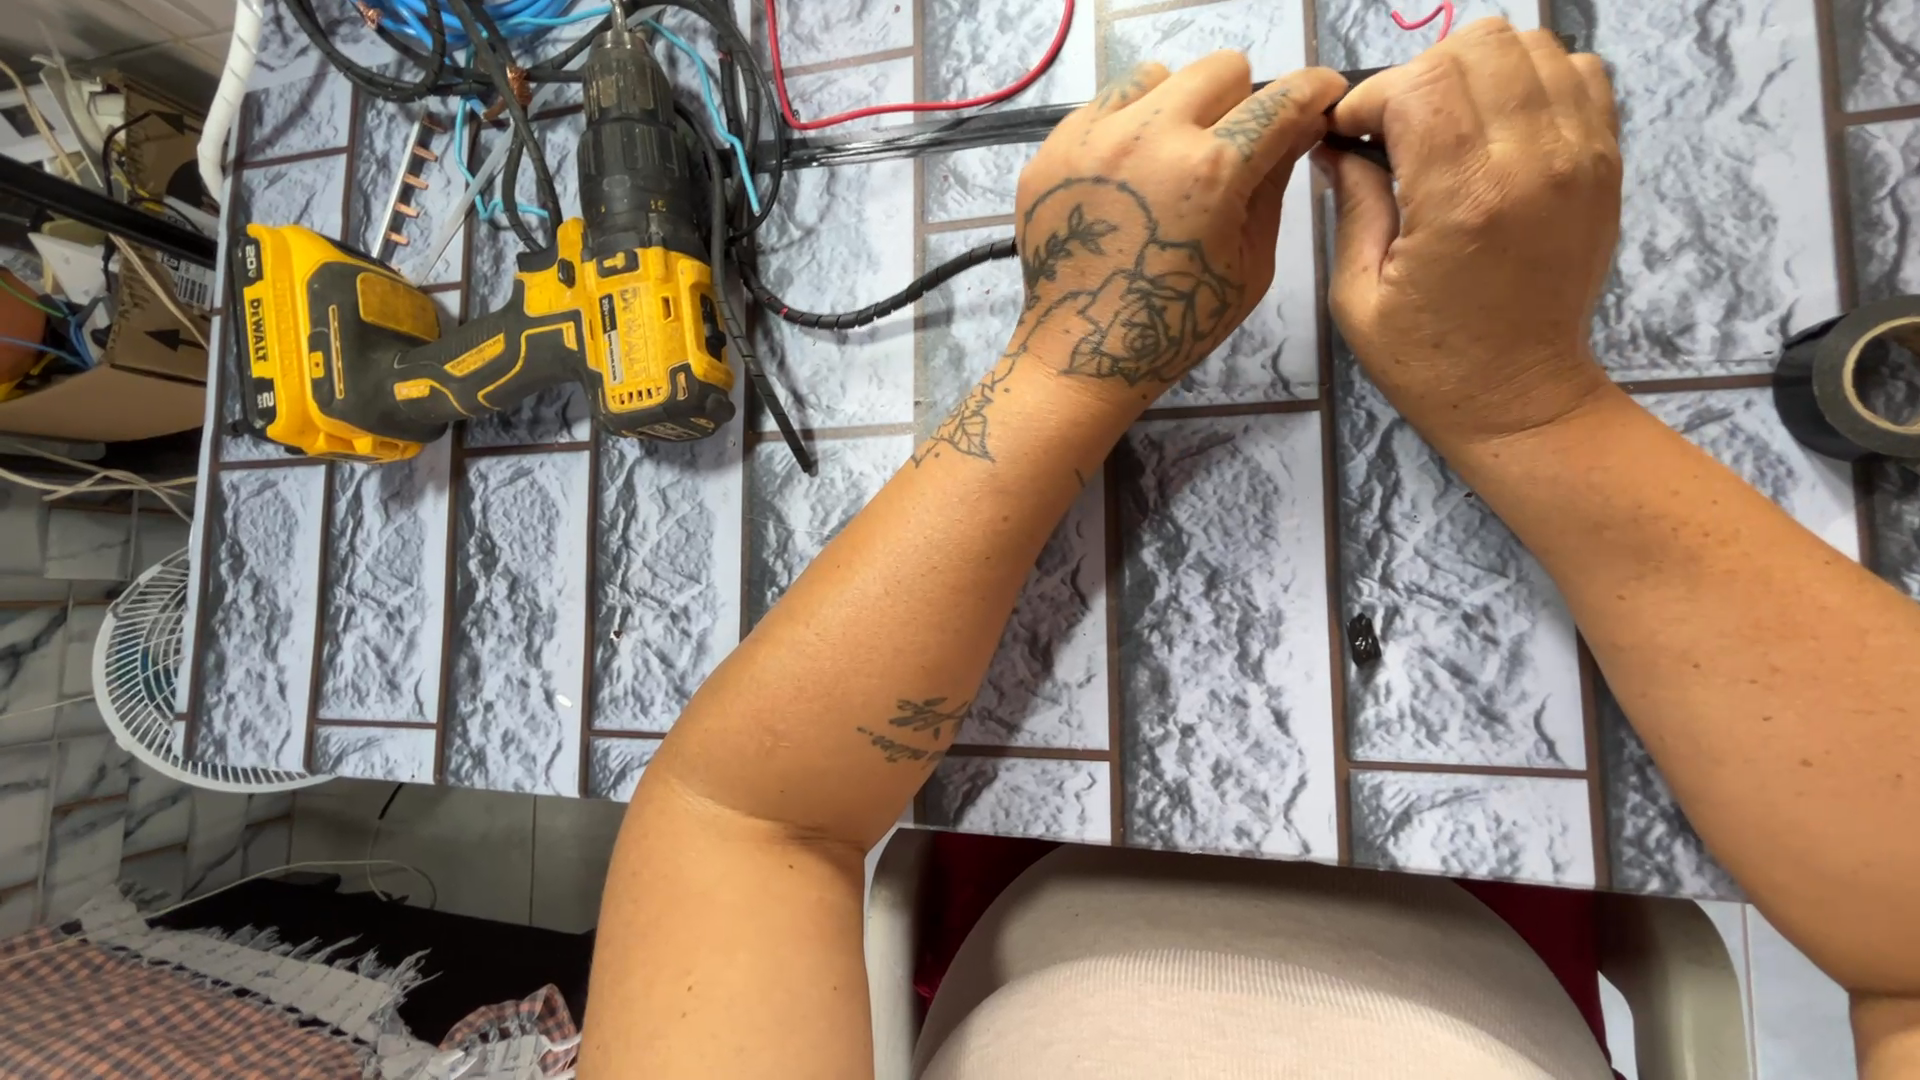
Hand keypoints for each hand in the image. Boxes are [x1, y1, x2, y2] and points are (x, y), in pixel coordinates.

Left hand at [916, 55, 1345, 464]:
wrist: (1083, 352)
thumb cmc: (1174, 323)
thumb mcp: (1249, 264)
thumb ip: (1274, 184)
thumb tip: (1299, 125)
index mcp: (1212, 172)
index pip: (1284, 98)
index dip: (1312, 95)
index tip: (1315, 103)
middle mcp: (1149, 138)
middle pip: (1220, 68)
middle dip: (1238, 103)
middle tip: (1228, 149)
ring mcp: (1091, 141)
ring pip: (1155, 77)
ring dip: (1174, 109)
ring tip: (1165, 165)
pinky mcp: (1051, 153)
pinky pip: (1102, 107)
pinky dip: (1123, 132)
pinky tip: (1122, 183)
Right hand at [1319, 18, 1622, 450]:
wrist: (1516, 392)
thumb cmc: (1425, 357)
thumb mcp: (1358, 296)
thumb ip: (1353, 207)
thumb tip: (1339, 146)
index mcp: (1462, 201)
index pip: (1419, 85)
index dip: (1369, 97)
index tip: (1347, 134)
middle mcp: (1532, 162)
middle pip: (1479, 46)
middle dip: (1419, 76)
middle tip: (1393, 129)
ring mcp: (1581, 155)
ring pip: (1531, 46)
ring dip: (1473, 74)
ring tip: (1442, 128)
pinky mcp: (1604, 161)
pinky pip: (1578, 72)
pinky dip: (1527, 82)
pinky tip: (1492, 130)